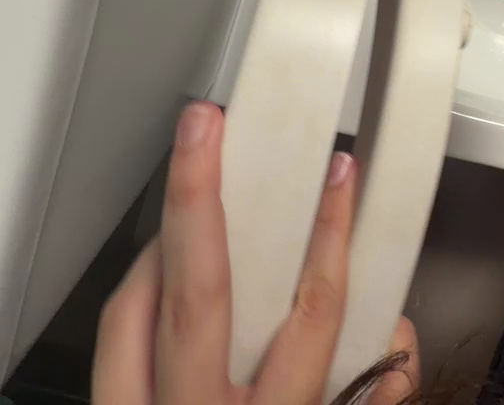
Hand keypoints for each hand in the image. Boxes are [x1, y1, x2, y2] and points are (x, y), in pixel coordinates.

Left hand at [93, 100, 417, 403]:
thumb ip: (375, 393)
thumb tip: (394, 331)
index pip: (314, 315)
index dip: (331, 234)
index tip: (342, 174)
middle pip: (201, 293)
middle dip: (202, 195)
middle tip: (206, 126)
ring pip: (134, 314)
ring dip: (161, 240)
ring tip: (190, 182)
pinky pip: (110, 346)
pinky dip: (134, 291)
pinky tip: (158, 262)